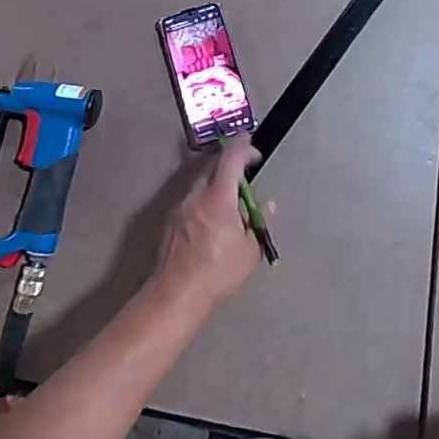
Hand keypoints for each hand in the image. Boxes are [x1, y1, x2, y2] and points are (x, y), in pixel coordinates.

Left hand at [154, 138, 271, 309]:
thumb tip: (266, 205)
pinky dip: (204, 204)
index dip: (243, 148)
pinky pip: (192, 202)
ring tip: (229, 215)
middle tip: (244, 186)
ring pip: (201, 186)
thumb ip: (260, 223)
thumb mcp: (250, 251)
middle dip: (230, 170)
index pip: (230, 159)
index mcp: (218, 199)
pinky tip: (211, 227)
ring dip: (217, 190)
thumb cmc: (217, 272)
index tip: (253, 149)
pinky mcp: (171, 219)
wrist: (178, 291)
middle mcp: (196, 196)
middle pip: (213, 169)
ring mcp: (180, 206)